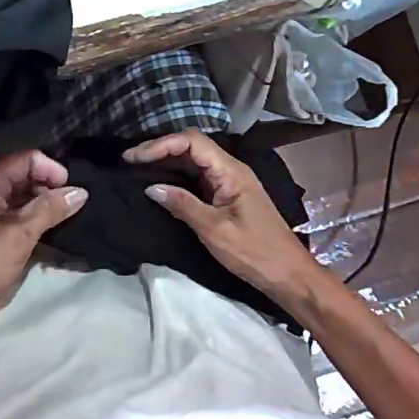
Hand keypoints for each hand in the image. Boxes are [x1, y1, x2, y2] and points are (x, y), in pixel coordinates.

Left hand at [0, 151, 88, 326]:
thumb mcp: (21, 232)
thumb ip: (50, 208)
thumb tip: (81, 191)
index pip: (26, 159)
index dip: (52, 169)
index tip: (72, 190)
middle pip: (21, 174)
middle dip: (47, 186)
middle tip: (70, 206)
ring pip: (16, 195)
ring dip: (39, 203)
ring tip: (62, 218)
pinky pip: (10, 213)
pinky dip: (28, 217)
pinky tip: (45, 230)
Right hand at [125, 130, 319, 297]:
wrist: (289, 275)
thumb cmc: (254, 252)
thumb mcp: (214, 230)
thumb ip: (182, 204)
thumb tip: (151, 187)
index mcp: (231, 171)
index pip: (191, 142)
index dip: (160, 144)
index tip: (134, 158)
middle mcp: (230, 169)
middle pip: (191, 146)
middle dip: (159, 149)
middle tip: (129, 161)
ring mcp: (229, 181)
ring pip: (193, 160)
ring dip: (165, 161)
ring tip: (137, 168)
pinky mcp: (227, 195)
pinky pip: (197, 176)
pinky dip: (175, 175)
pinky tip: (159, 182)